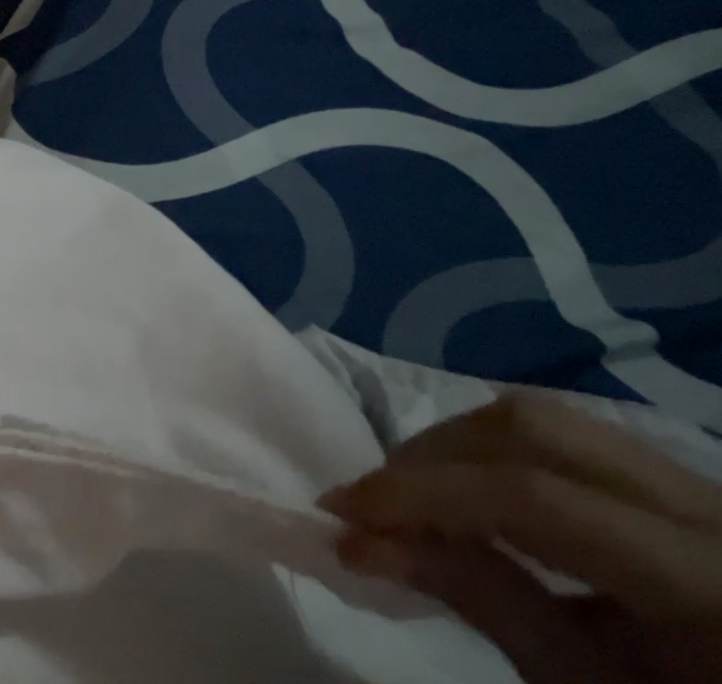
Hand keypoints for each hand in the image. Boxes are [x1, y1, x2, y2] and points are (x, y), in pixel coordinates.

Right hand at [320, 393, 721, 682]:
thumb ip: (483, 603)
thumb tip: (360, 542)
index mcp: (704, 575)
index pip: (532, 496)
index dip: (421, 494)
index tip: (337, 512)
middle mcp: (708, 505)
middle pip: (532, 426)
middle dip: (430, 455)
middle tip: (371, 503)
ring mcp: (694, 481)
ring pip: (542, 418)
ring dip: (452, 448)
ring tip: (411, 496)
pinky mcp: (670, 477)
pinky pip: (564, 436)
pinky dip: (490, 454)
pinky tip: (463, 496)